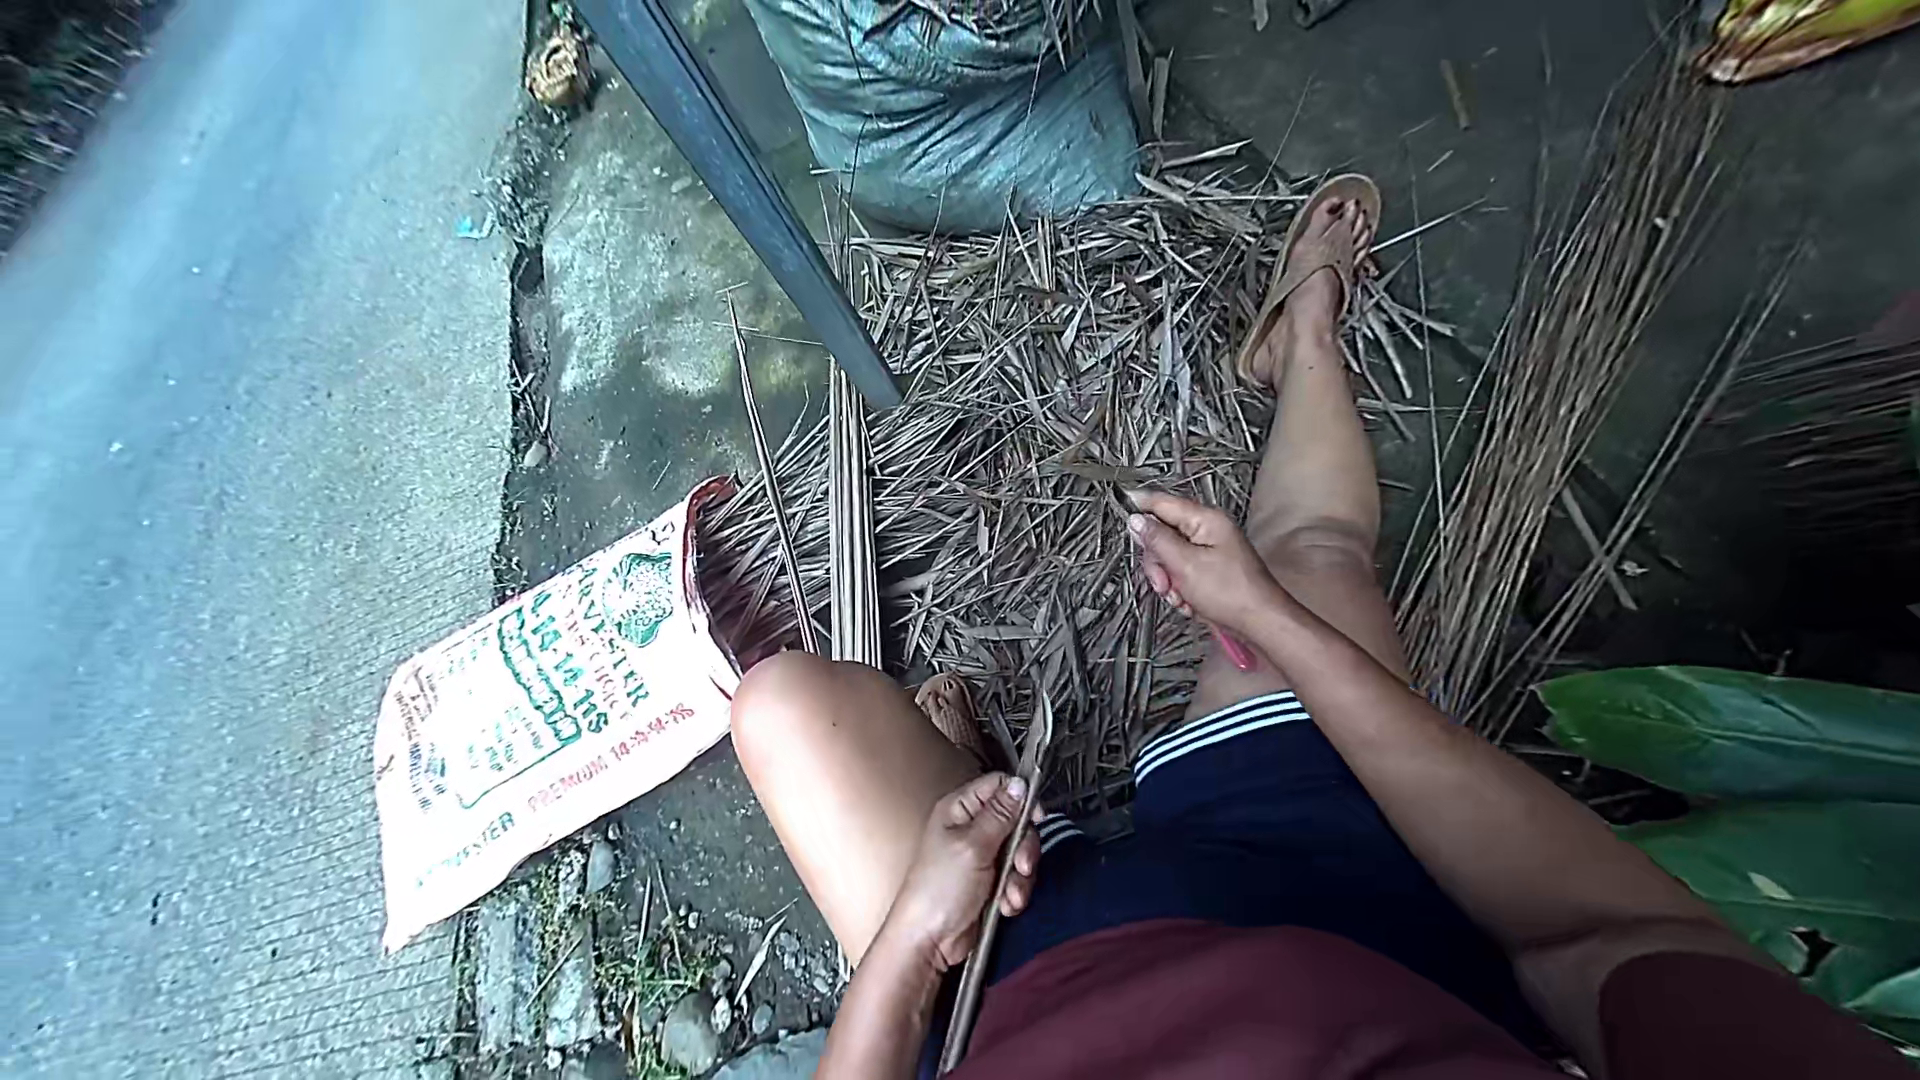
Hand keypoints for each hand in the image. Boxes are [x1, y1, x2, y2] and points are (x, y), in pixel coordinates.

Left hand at [884, 772, 1042, 971]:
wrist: (928, 942)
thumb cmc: (939, 889)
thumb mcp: (972, 846)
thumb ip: (1000, 815)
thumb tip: (1020, 784)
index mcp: (960, 808)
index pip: (998, 785)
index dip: (1020, 798)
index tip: (1036, 817)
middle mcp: (971, 826)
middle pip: (1015, 819)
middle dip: (1024, 845)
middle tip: (1021, 865)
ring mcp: (981, 853)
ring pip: (1019, 849)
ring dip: (1020, 874)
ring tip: (1010, 893)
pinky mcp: (990, 879)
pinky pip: (1016, 875)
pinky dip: (1016, 890)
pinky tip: (1007, 904)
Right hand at [1127, 490, 1284, 636]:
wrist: (1259, 623)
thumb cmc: (1232, 594)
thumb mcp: (1185, 564)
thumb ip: (1157, 540)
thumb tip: (1136, 520)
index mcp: (1205, 520)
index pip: (1162, 503)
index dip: (1139, 506)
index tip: (1120, 510)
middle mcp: (1207, 530)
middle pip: (1161, 534)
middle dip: (1157, 561)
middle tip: (1163, 581)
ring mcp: (1208, 549)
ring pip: (1168, 556)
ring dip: (1167, 579)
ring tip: (1178, 595)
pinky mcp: (1208, 568)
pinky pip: (1180, 571)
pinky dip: (1178, 588)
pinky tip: (1187, 601)